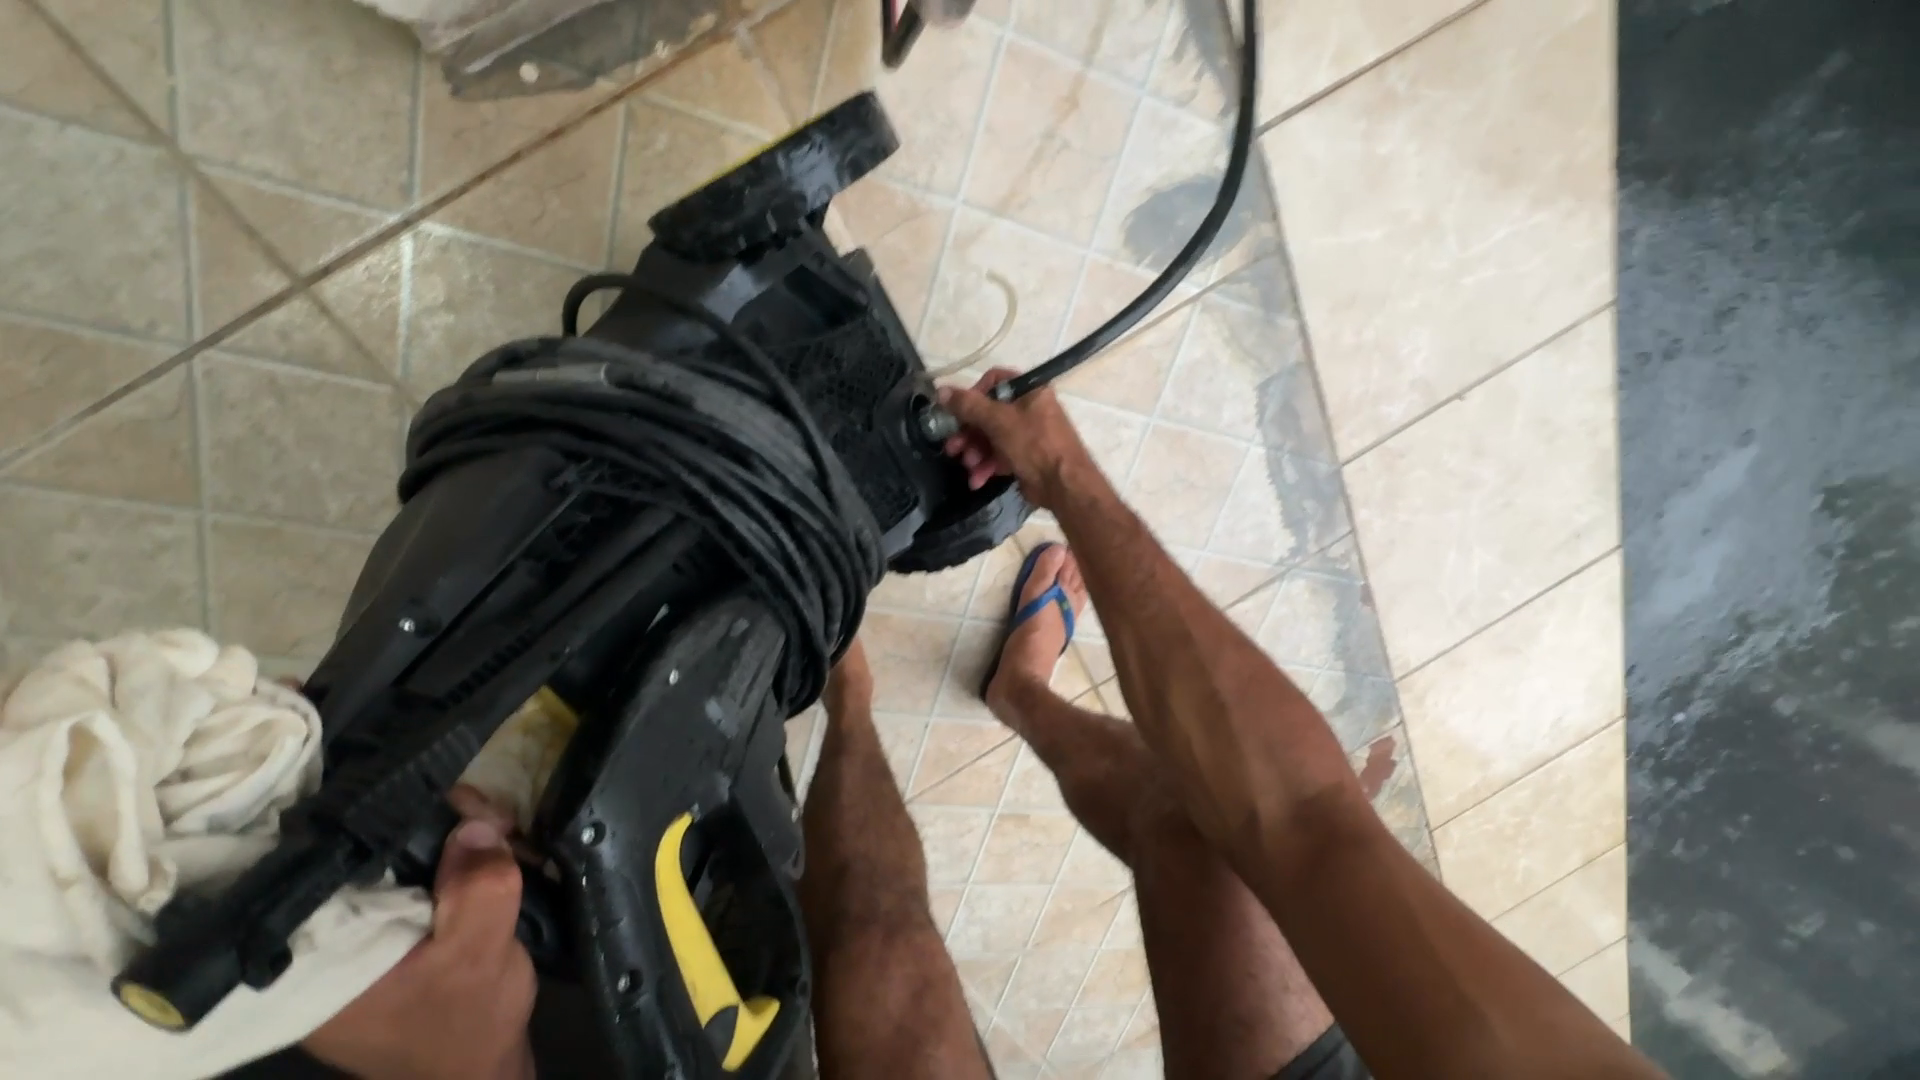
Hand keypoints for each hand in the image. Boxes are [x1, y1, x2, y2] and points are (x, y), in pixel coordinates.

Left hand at [304, 786, 536, 1079]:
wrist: (482, 1074)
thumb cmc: (467, 1025)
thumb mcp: (479, 954)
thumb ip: (478, 889)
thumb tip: (475, 823)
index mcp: (313, 957)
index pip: (329, 861)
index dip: (388, 817)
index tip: (451, 799)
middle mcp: (316, 945)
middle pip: (363, 855)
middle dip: (429, 824)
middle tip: (486, 814)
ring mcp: (348, 941)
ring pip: (388, 863)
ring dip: (443, 840)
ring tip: (493, 829)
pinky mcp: (380, 939)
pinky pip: (405, 882)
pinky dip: (444, 862)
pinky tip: (479, 855)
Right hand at [937, 368, 1094, 509]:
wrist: (1063, 485)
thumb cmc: (1034, 444)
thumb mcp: (998, 420)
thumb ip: (968, 405)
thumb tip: (940, 390)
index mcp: (1029, 390)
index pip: (994, 381)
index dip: (973, 395)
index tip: (958, 411)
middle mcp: (1030, 408)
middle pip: (988, 413)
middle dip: (969, 432)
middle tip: (952, 447)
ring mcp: (1028, 434)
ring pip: (991, 437)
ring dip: (975, 452)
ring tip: (968, 465)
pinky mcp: (1025, 457)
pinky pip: (1000, 456)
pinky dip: (987, 466)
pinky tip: (977, 480)